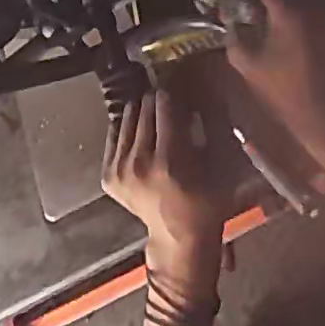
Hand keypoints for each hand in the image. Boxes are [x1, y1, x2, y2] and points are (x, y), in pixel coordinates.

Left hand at [102, 89, 227, 295]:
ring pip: (126, 119)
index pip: (163, 110)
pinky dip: (126, 129)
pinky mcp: (107, 177)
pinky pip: (114, 137)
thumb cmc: (204, 203)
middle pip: (143, 111)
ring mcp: (119, 171)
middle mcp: (139, 165)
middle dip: (155, 101)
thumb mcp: (217, 166)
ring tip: (151, 111)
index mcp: (168, 163)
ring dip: (140, 111)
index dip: (170, 94)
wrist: (177, 239)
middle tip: (164, 98)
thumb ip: (209, 130)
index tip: (175, 87)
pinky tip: (139, 129)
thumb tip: (195, 97)